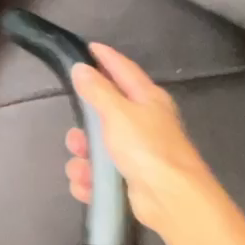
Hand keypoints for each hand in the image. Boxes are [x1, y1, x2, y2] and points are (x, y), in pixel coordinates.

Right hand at [65, 43, 217, 234]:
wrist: (169, 197)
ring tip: (82, 168)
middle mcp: (144, 123)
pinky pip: (101, 177)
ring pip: (98, 150)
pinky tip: (88, 186)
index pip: (124, 70)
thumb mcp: (118, 113)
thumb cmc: (146, 148)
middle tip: (75, 137)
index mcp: (148, 99)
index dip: (106, 58)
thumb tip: (81, 68)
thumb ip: (97, 91)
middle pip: (105, 117)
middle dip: (85, 129)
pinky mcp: (130, 180)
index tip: (87, 47)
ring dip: (84, 160)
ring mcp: (138, 154)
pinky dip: (91, 182)